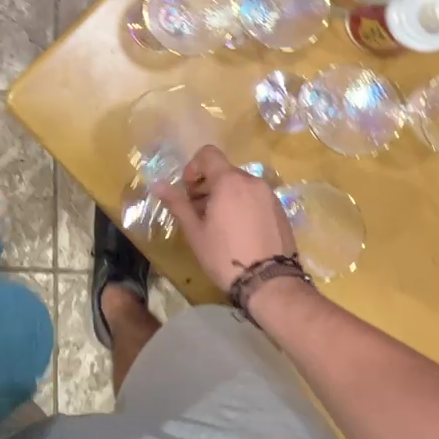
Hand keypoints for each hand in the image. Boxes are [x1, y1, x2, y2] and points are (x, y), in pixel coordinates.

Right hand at [153, 146, 297, 291]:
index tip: (188, 191)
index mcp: (229, 181)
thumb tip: (158, 184)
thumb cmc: (226, 256)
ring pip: (241, 185)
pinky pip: (255, 198)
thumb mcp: (195, 232)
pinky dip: (243, 205)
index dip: (193, 167)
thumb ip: (177, 203)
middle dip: (207, 185)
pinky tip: (239, 232)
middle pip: (224, 171)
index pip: (208, 154)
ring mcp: (269, 196)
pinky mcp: (280, 211)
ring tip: (219, 224)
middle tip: (199, 211)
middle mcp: (251, 181)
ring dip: (225, 196)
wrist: (271, 284)